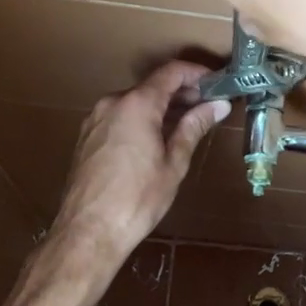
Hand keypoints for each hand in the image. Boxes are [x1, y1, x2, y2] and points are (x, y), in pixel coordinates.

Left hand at [50, 61, 230, 264]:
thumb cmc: (137, 199)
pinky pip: (119, 117)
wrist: (87, 232)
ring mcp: (95, 119)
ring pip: (134, 102)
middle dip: (181, 93)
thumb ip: (194, 127)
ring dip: (161, 108)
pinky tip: (155, 139)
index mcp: (137, 104)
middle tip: (207, 106)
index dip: (196, 73)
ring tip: (185, 124)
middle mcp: (112, 103)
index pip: (171, 72)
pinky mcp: (86, 137)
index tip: (216, 82)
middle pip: (152, 86)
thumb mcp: (174, 163)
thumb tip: (219, 105)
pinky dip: (141, 119)